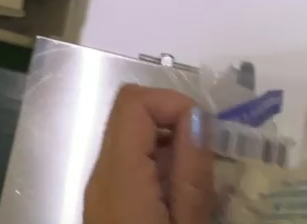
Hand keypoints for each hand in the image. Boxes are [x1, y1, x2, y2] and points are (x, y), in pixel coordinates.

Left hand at [83, 85, 213, 223]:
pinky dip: (157, 165)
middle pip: (130, 115)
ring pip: (131, 139)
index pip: (133, 100)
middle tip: (208, 153)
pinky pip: (128, 166)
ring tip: (200, 177)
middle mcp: (100, 174)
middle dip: (173, 121)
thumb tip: (197, 115)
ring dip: (167, 144)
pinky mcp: (104, 206)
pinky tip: (181, 196)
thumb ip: (191, 172)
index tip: (205, 129)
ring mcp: (98, 191)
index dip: (171, 101)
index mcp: (118, 174)